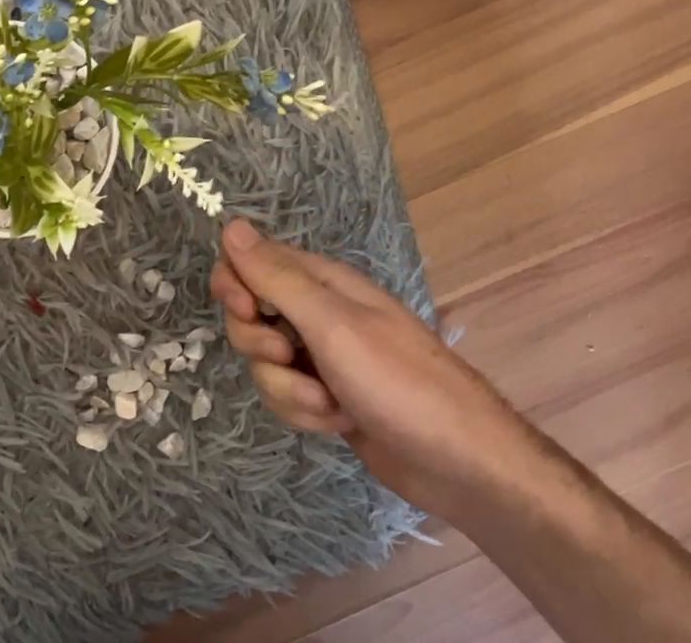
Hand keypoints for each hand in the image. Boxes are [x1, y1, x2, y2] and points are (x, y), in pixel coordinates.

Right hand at [210, 218, 546, 523]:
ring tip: (329, 403)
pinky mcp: (325, 395)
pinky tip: (338, 422)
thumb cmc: (400, 383)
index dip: (235, 283)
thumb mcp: (332, 324)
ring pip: (263, 361)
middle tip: (287, 356)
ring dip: (287, 388)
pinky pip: (284, 395)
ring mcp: (321, 356)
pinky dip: (303, 412)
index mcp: (323, 281)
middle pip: (249, 314)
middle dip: (258, 343)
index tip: (245, 310)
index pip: (251, 260)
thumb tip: (231, 226)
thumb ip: (277, 277)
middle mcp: (318, 312)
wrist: (460, 465)